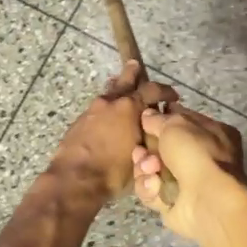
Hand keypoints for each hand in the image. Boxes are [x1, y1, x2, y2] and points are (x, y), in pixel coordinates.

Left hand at [50, 61, 177, 197]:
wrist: (74, 180)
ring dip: (116, 91)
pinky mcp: (79, 122)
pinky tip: (107, 119)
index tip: (173, 96)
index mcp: (129, 108)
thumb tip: (154, 134)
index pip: (151, 90)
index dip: (165, 91)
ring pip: (108, 94)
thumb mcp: (142, 158)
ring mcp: (91, 111)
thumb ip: (150, 140)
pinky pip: (97, 108)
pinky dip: (106, 109)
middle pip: (124, 81)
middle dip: (132, 74)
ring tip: (121, 91)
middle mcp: (110, 103)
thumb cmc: (113, 172)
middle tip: (136, 66)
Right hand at [131, 106, 246, 241]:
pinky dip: (150, 188)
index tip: (143, 120)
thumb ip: (158, 119)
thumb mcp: (176, 124)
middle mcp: (201, 157)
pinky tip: (154, 186)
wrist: (206, 200)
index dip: (161, 120)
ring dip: (145, 168)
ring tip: (150, 169)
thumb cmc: (196, 153)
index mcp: (212, 133)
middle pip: (161, 148)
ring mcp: (187, 183)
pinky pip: (152, 191)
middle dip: (147, 149)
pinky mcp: (173, 204)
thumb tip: (148, 115)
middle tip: (142, 151)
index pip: (181, 121)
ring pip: (152, 170)